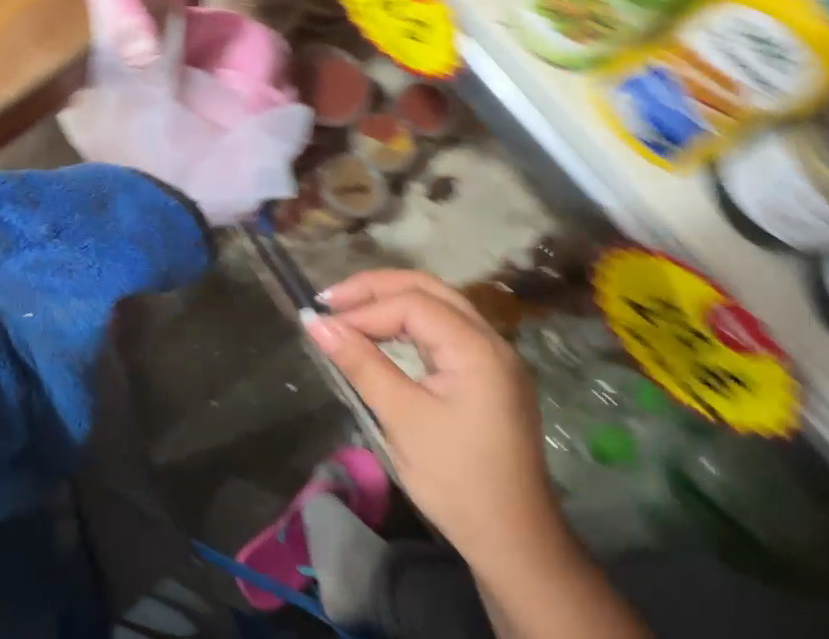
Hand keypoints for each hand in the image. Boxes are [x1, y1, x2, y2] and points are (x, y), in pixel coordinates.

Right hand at [303, 270, 568, 567]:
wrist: (512, 538)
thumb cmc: (454, 478)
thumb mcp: (401, 417)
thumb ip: (360, 363)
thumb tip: (316, 324)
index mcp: (477, 349)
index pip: (412, 304)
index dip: (364, 309)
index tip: (323, 325)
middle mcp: (492, 342)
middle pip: (429, 290)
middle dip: (377, 289)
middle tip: (330, 301)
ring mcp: (494, 358)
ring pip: (439, 307)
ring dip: (392, 302)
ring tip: (348, 313)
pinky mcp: (489, 376)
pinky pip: (446, 331)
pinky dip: (410, 324)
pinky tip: (383, 335)